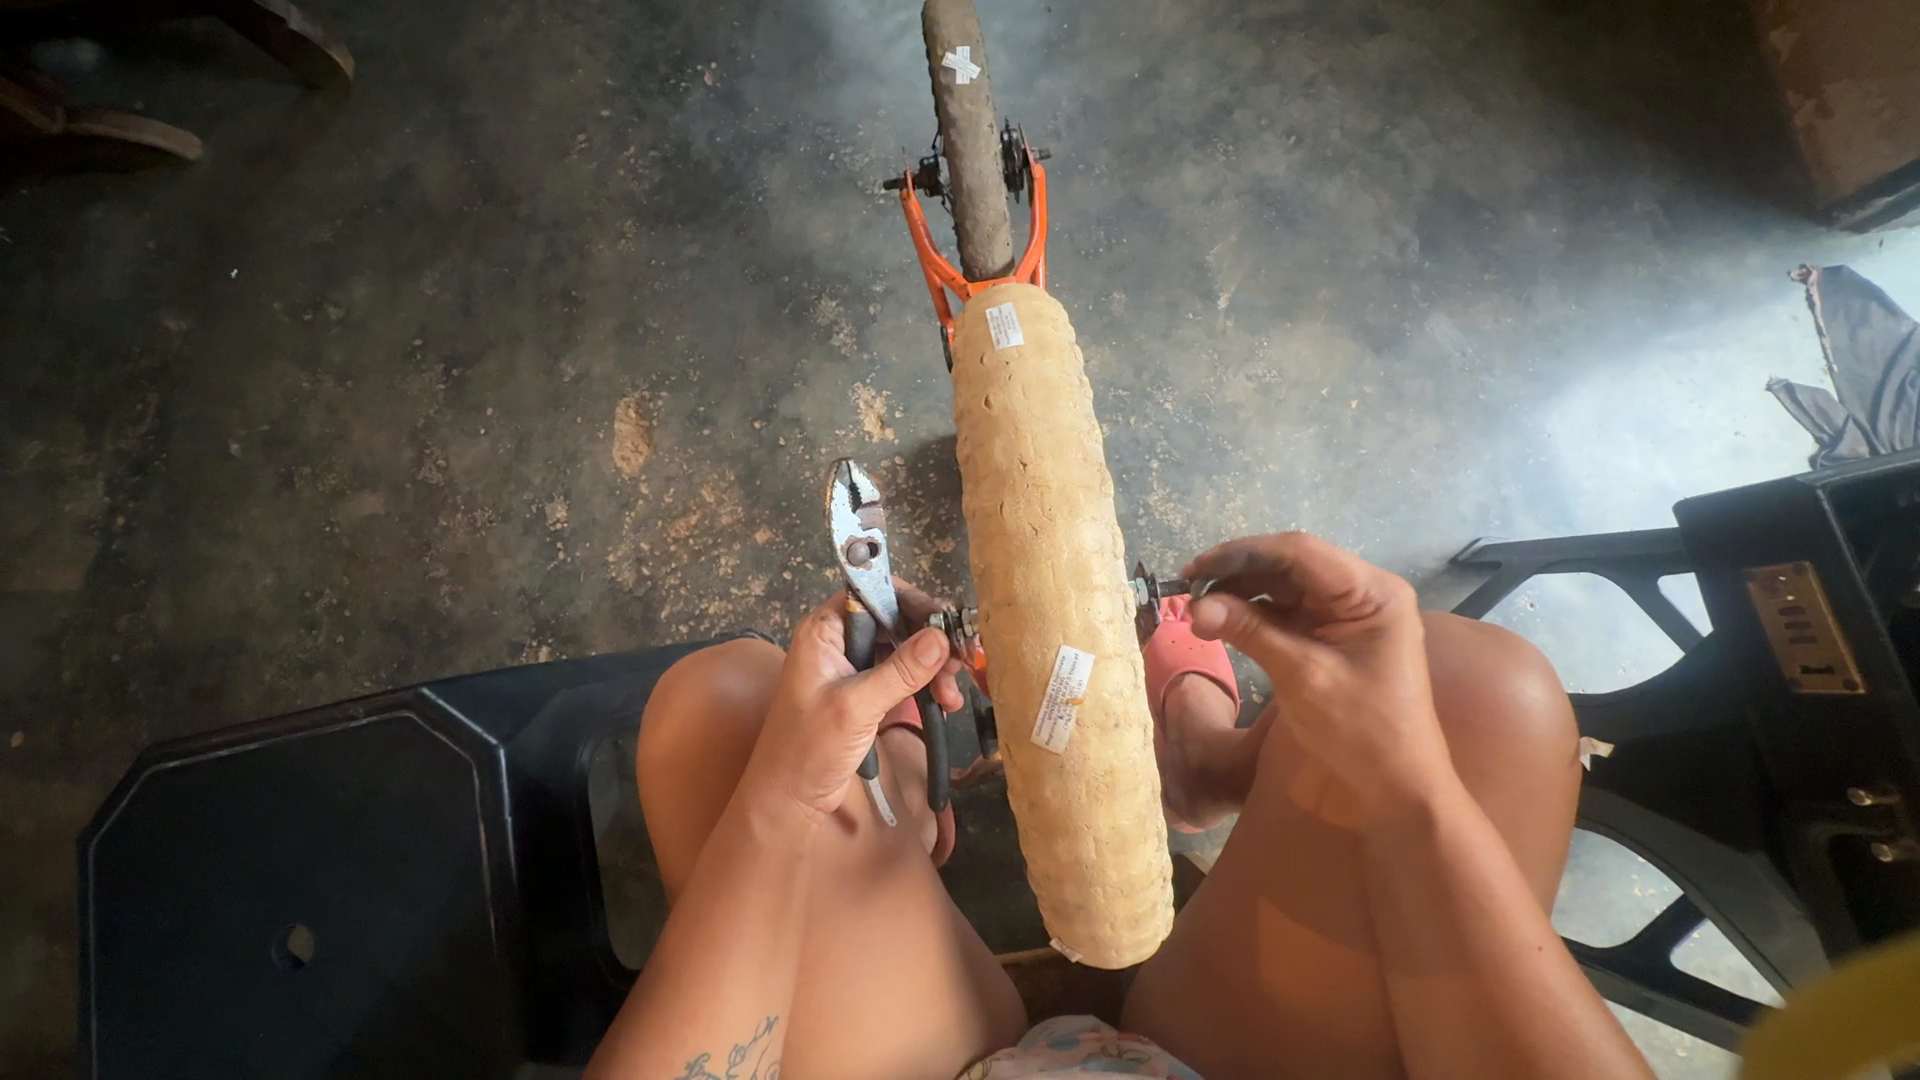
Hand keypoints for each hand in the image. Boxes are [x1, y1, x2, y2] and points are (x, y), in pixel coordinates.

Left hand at [733, 590, 958, 828]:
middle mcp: (839, 639)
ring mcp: (853, 665)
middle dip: (931, 640)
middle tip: (963, 661)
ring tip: (953, 695)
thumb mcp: (856, 707)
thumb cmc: (809, 749)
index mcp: (825, 630)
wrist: (789, 799)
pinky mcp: (865, 690)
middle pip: (895, 620)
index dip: (912, 602)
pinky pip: (902, 674)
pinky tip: (944, 703)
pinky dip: (925, 685)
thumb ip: (899, 671)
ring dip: (933, 667)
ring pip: (904, 648)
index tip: (946, 623)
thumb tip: (941, 636)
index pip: (873, 593)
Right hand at [1185, 533, 1452, 823]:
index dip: (1242, 554)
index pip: (1299, 552)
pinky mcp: (1330, 628)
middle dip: (1236, 572)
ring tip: (1198, 608)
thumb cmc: (1361, 729)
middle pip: (1288, 563)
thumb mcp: (1302, 676)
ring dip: (1239, 591)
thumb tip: (1193, 607)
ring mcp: (1346, 609)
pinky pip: (1284, 607)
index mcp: (1371, 592)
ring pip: (1282, 582)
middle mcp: (1361, 589)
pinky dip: (1251, 611)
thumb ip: (1250, 632)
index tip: (1195, 571)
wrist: (1395, 782)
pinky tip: (1220, 621)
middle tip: (1189, 589)